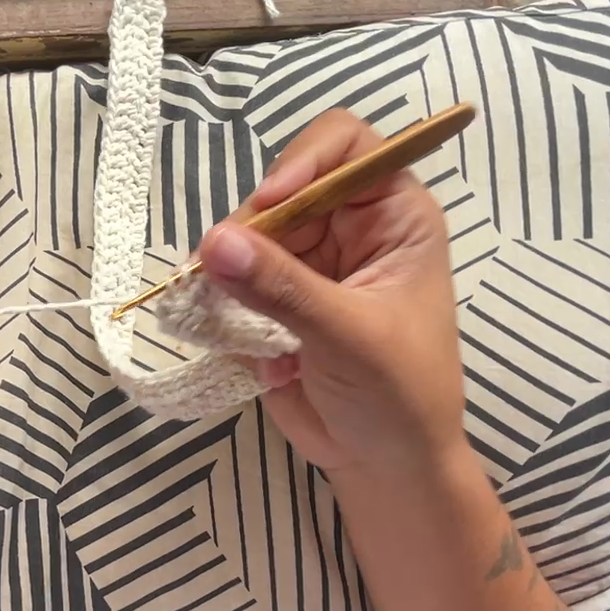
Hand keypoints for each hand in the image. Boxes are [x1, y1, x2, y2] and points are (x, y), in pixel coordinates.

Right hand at [198, 109, 465, 477]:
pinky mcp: (271, 302)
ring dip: (224, 272)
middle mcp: (346, 231)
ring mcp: (305, 267)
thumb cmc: (397, 395)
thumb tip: (213, 242)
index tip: (268, 205)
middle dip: (247, 230)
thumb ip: (282, 288)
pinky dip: (218, 303)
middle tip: (213, 272)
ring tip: (212, 309)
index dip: (303, 161)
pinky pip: (230, 282)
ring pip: (246, 239)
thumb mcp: (347, 336)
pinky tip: (227, 334)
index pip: (346, 147)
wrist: (381, 463)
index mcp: (391, 218)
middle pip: (279, 193)